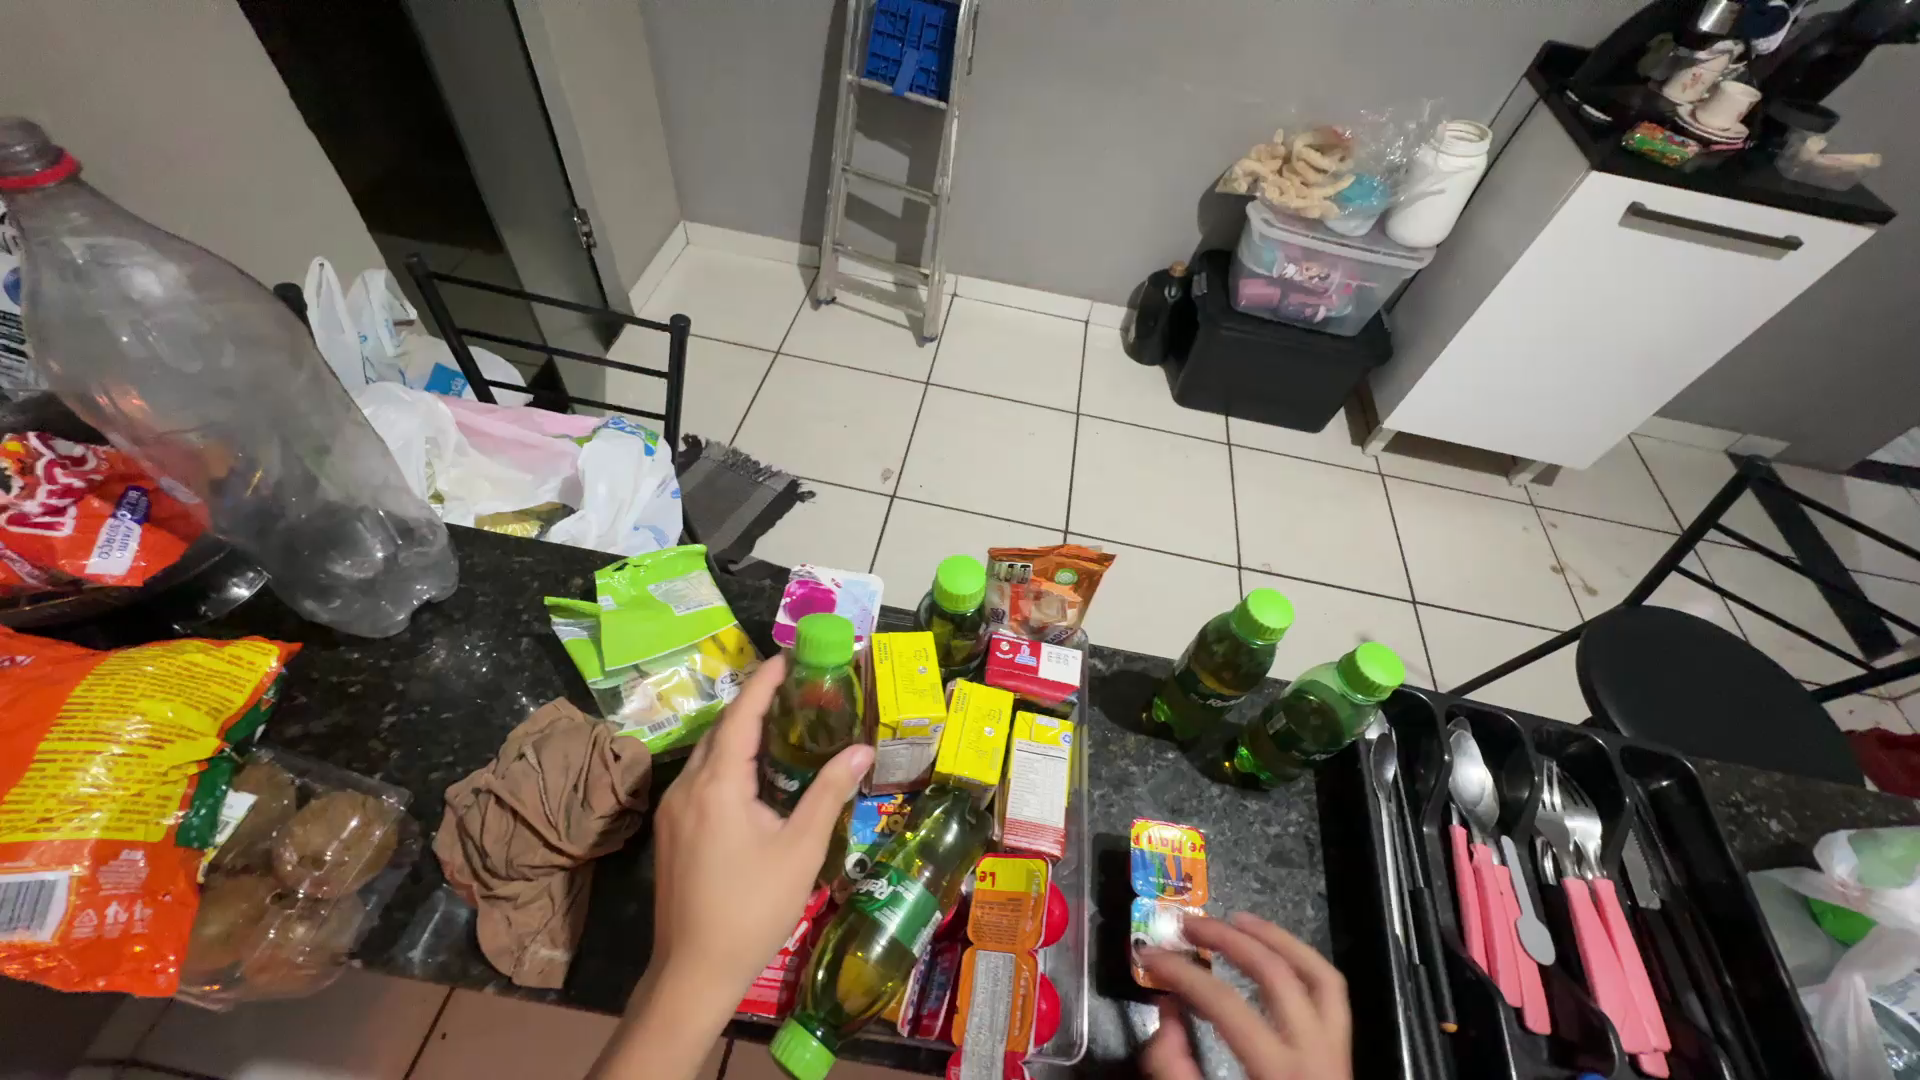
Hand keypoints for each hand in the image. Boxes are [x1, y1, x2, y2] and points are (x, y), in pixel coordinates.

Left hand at [648, 654, 873, 1001]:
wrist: (693, 973)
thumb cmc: (752, 907)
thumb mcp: (801, 848)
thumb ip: (829, 792)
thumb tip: (862, 750)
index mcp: (717, 785)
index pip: (741, 715)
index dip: (763, 682)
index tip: (787, 658)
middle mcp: (688, 788)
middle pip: (720, 730)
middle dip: (753, 703)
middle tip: (794, 687)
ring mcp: (674, 811)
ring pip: (707, 755)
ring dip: (739, 733)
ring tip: (779, 721)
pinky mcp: (672, 832)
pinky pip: (700, 778)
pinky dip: (727, 761)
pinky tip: (754, 773)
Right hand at [1138, 912, 1350, 1079]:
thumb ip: (1176, 1073)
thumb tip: (1168, 1012)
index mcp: (1283, 1079)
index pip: (1228, 1006)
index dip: (1184, 974)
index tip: (1149, 957)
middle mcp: (1320, 1062)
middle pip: (1277, 977)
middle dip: (1227, 941)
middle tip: (1186, 925)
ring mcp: (1340, 1062)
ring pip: (1320, 978)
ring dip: (1275, 940)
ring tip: (1235, 919)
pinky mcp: (1344, 1065)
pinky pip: (1330, 997)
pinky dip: (1300, 964)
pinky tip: (1271, 954)